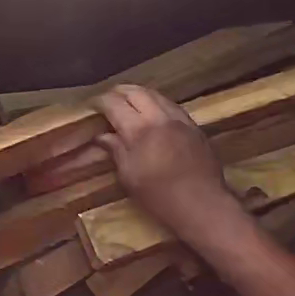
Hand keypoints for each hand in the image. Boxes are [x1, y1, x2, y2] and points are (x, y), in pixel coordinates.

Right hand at [93, 85, 246, 238]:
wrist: (202, 203)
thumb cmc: (159, 196)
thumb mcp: (129, 177)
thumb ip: (116, 150)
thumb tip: (103, 135)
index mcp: (139, 130)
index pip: (114, 103)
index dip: (100, 101)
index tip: (92, 105)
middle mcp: (160, 117)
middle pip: (136, 92)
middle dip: (120, 92)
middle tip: (109, 99)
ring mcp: (180, 119)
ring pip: (156, 95)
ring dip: (140, 94)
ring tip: (129, 102)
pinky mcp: (194, 125)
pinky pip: (172, 105)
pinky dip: (158, 103)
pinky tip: (154, 112)